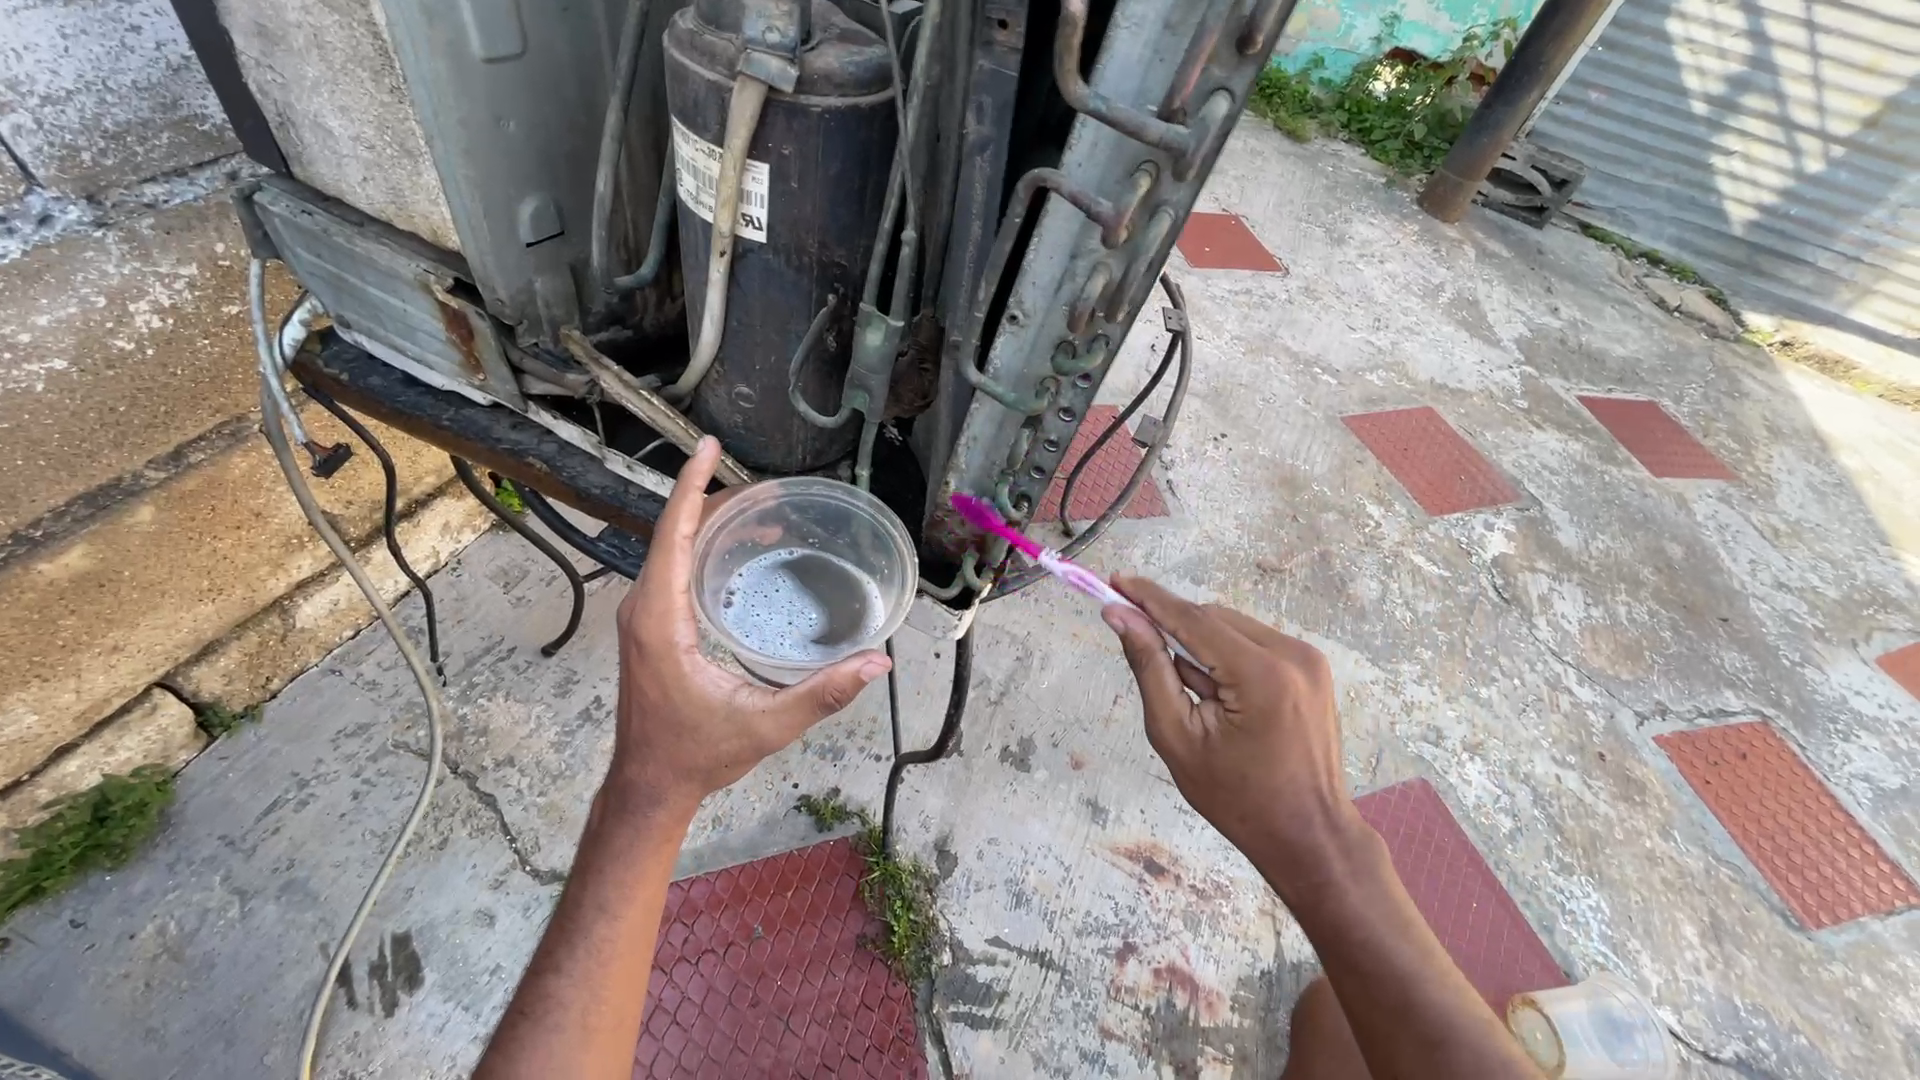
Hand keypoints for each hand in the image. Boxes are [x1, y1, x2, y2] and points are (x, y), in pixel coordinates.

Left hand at [608, 438, 891, 817]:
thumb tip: (876, 663)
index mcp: (661, 619)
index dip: (691, 485)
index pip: (673, 533)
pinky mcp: (651, 629)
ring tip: (765, 517)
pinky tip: (741, 555)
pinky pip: (674, 570)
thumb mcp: (767, 724)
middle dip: (716, 500)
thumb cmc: (698, 755)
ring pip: (674, 550)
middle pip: (675, 532)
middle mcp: (645, 608)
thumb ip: (823, 693)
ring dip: (713, 525)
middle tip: (770, 492)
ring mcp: (644, 618)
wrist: (651, 785)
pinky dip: (705, 550)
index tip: (706, 446)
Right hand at [1102, 575, 1363, 897]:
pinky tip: (1218, 697)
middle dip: (1173, 629)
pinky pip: (1252, 642)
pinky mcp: (1312, 667)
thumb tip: (1121, 617)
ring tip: (1194, 699)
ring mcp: (1308, 658)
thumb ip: (1149, 669)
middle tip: (1141, 653)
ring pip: (1231, 627)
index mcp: (1261, 675)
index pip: (1192, 619)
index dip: (1149, 599)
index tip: (1114, 582)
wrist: (1307, 834)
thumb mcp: (1177, 737)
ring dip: (1200, 646)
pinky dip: (1224, 656)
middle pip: (1212, 619)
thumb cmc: (1236, 798)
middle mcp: (1292, 653)